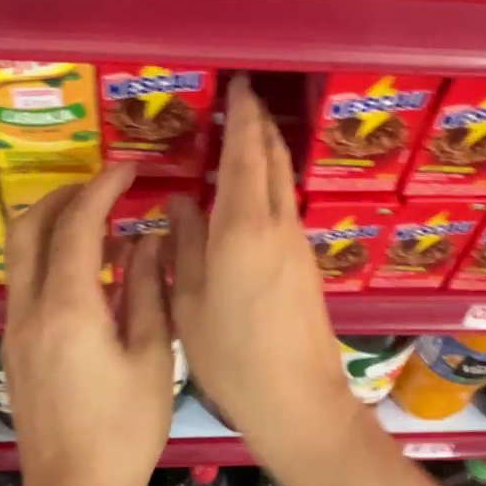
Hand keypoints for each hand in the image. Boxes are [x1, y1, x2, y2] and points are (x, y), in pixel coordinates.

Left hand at [3, 162, 174, 485]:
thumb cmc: (125, 429)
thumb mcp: (152, 356)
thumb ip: (145, 290)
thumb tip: (147, 241)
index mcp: (68, 307)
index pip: (76, 224)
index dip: (102, 188)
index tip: (129, 170)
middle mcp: (29, 309)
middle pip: (28, 227)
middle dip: (64, 195)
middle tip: (105, 187)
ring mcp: (14, 329)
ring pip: (19, 253)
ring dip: (52, 224)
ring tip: (99, 222)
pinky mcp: (14, 347)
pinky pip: (24, 281)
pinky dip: (49, 256)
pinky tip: (88, 271)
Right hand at [169, 76, 359, 456]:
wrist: (298, 401)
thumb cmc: (232, 356)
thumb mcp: (189, 302)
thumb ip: (183, 245)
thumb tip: (179, 202)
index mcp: (242, 226)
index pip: (245, 152)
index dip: (242, 114)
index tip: (238, 85)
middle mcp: (276, 223)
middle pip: (272, 158)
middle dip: (258, 123)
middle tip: (241, 99)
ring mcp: (296, 242)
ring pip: (282, 180)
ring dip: (266, 151)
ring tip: (244, 134)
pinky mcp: (305, 262)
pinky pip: (284, 205)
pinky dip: (269, 182)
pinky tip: (252, 191)